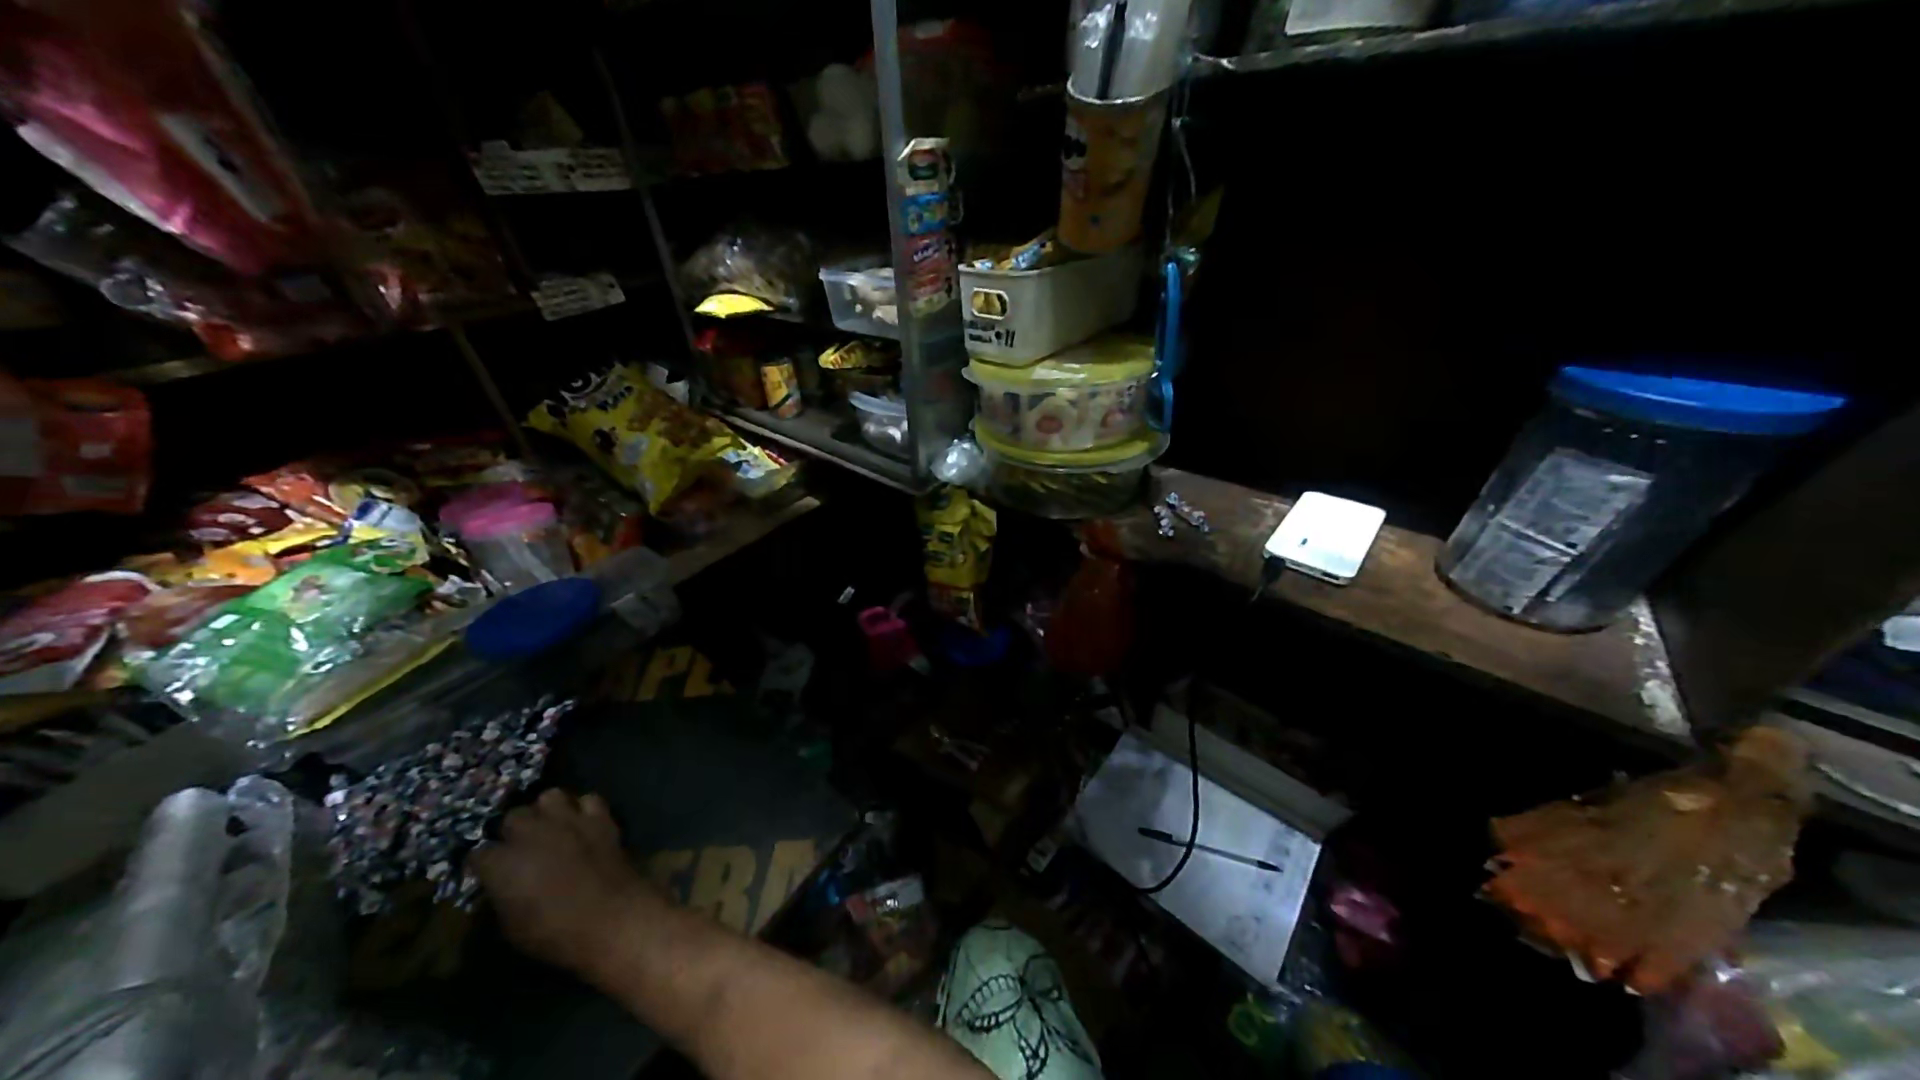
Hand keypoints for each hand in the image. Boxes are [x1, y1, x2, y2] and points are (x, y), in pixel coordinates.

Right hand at [469, 789, 660, 976]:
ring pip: (549, 797)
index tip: (486, 873)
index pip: (478, 854)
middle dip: (511, 831)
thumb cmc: (554, 932)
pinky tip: (583, 823)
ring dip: (546, 811)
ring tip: (550, 827)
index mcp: (502, 863)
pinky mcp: (600, 817)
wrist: (611, 917)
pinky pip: (589, 800)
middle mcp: (532, 833)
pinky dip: (584, 809)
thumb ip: (501, 896)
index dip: (482, 864)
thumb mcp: (511, 926)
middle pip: (512, 817)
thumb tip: (500, 887)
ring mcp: (569, 820)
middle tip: (519, 848)